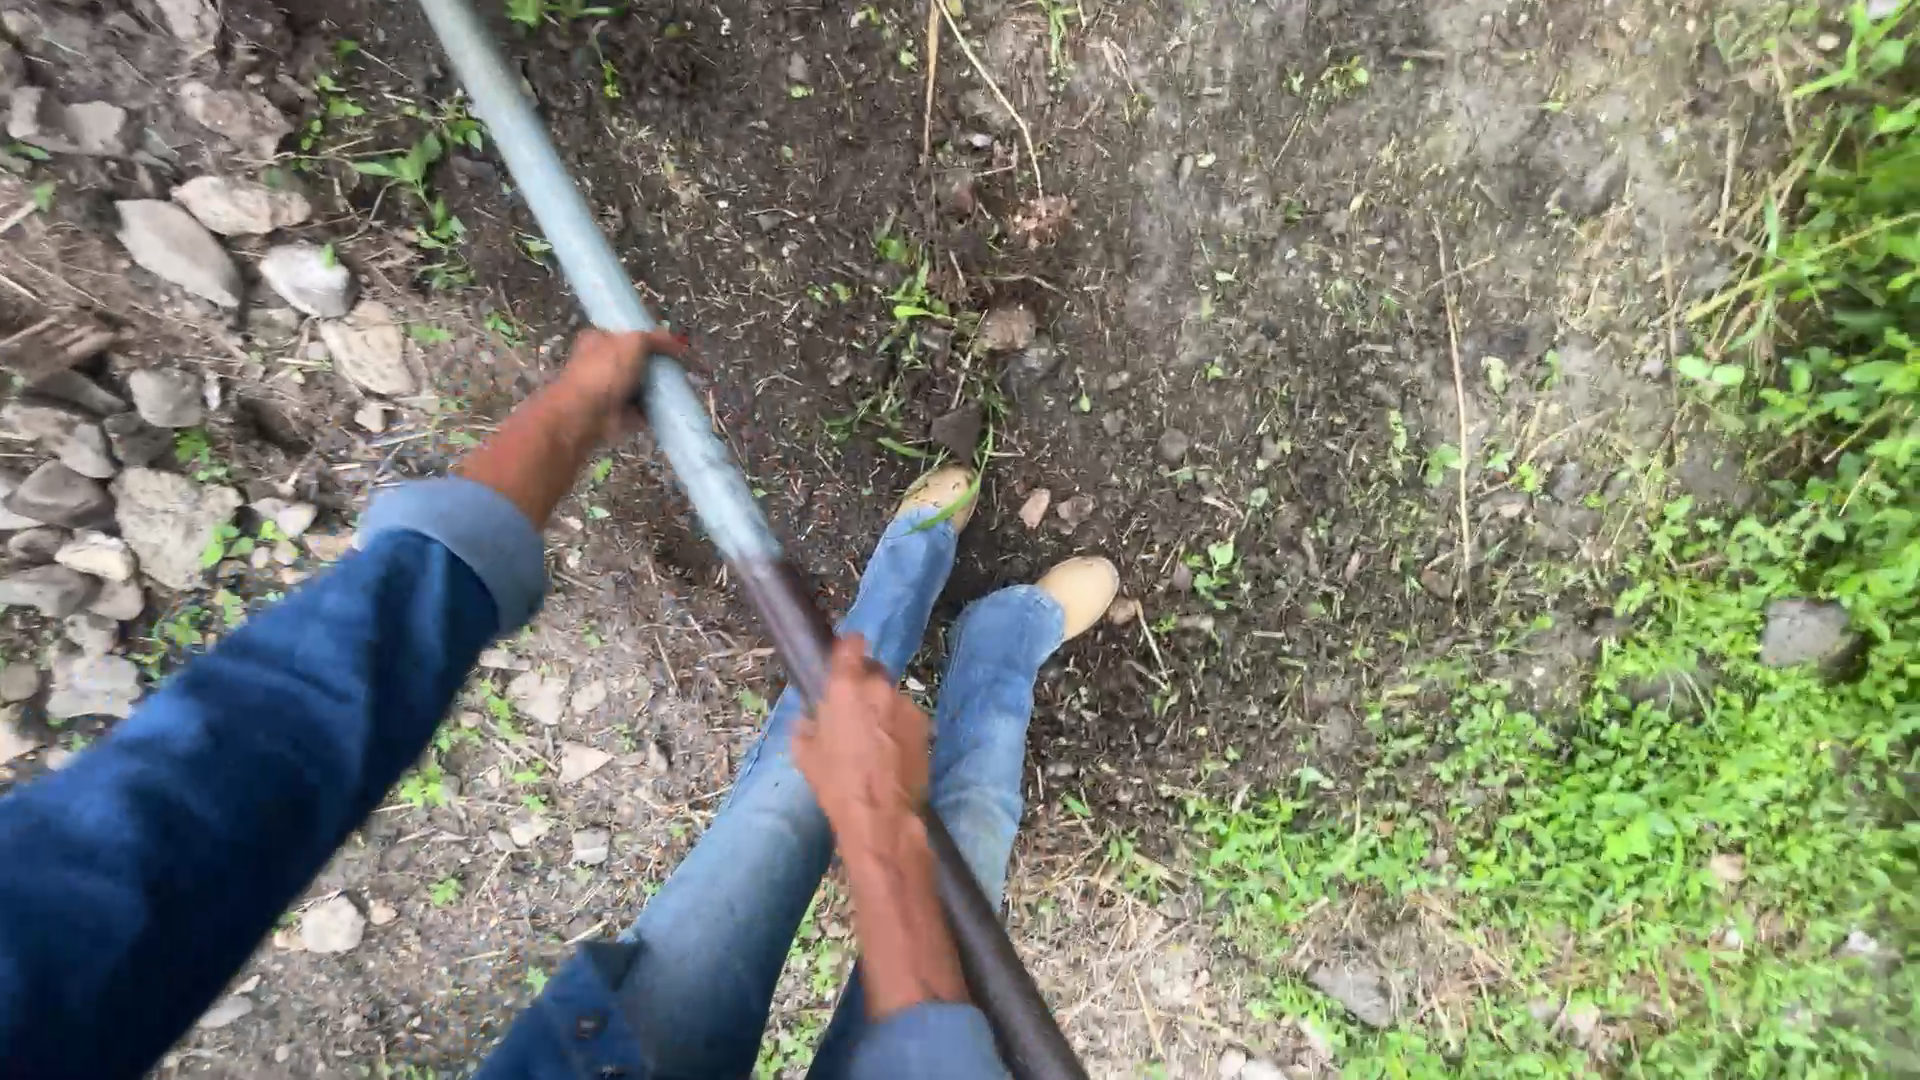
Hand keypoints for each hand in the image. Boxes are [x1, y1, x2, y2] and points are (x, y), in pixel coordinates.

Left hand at [555, 328, 688, 442]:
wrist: (586, 413)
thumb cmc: (605, 371)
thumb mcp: (633, 343)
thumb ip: (655, 339)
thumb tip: (676, 344)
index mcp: (596, 340)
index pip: (623, 334)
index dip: (644, 338)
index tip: (666, 346)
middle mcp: (600, 363)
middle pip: (634, 361)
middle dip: (655, 365)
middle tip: (677, 368)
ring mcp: (608, 389)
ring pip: (640, 385)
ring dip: (657, 388)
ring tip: (679, 387)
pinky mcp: (617, 413)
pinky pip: (642, 409)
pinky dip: (655, 409)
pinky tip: (671, 406)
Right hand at [792, 634, 929, 850]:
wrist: (880, 812)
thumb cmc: (836, 782)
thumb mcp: (806, 754)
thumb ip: (806, 725)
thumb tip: (810, 717)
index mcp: (845, 687)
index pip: (851, 646)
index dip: (849, 646)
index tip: (848, 650)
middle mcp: (878, 686)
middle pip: (873, 672)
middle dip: (865, 685)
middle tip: (856, 711)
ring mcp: (905, 703)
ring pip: (891, 695)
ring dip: (883, 707)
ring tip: (875, 738)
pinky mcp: (923, 722)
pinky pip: (906, 714)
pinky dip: (899, 724)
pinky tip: (892, 749)